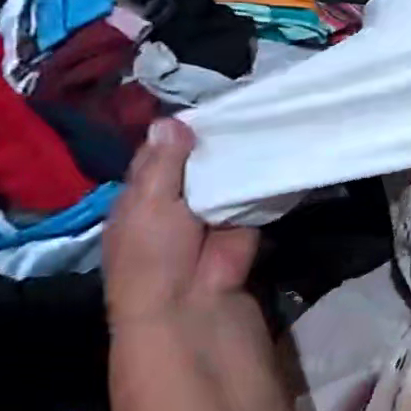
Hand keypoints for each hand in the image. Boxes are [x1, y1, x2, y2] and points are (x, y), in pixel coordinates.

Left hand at [104, 117, 256, 325]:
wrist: (193, 302)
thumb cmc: (153, 251)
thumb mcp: (149, 200)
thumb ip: (163, 160)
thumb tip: (170, 120)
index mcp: (140, 197)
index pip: (156, 154)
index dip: (174, 133)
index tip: (199, 108)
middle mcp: (174, 200)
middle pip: (193, 160)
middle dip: (210, 140)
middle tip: (234, 108)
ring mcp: (210, 209)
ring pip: (223, 173)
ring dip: (236, 154)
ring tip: (256, 121)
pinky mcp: (243, 219)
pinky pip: (250, 189)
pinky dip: (259, 173)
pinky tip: (271, 146)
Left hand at [105, 118, 358, 410]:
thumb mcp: (179, 376)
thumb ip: (174, 279)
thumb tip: (197, 181)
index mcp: (157, 323)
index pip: (149, 231)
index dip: (162, 176)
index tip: (193, 121)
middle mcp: (175, 319)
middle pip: (176, 232)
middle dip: (199, 174)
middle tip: (248, 119)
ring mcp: (212, 336)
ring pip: (211, 250)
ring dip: (229, 200)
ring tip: (269, 150)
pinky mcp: (245, 355)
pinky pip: (238, 281)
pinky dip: (251, 241)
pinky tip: (277, 218)